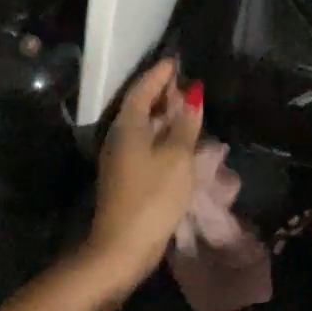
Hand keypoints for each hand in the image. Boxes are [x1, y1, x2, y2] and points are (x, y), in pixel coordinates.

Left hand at [86, 59, 201, 292]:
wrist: (121, 250)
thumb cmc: (152, 198)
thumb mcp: (177, 158)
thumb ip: (185, 124)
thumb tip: (192, 96)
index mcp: (128, 126)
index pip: (142, 89)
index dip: (159, 74)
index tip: (175, 61)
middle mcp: (119, 137)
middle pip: (140, 106)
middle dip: (161, 93)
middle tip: (185, 83)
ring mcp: (119, 159)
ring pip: (142, 126)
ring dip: (163, 115)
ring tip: (187, 109)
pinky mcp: (125, 178)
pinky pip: (144, 144)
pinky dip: (161, 134)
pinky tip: (179, 141)